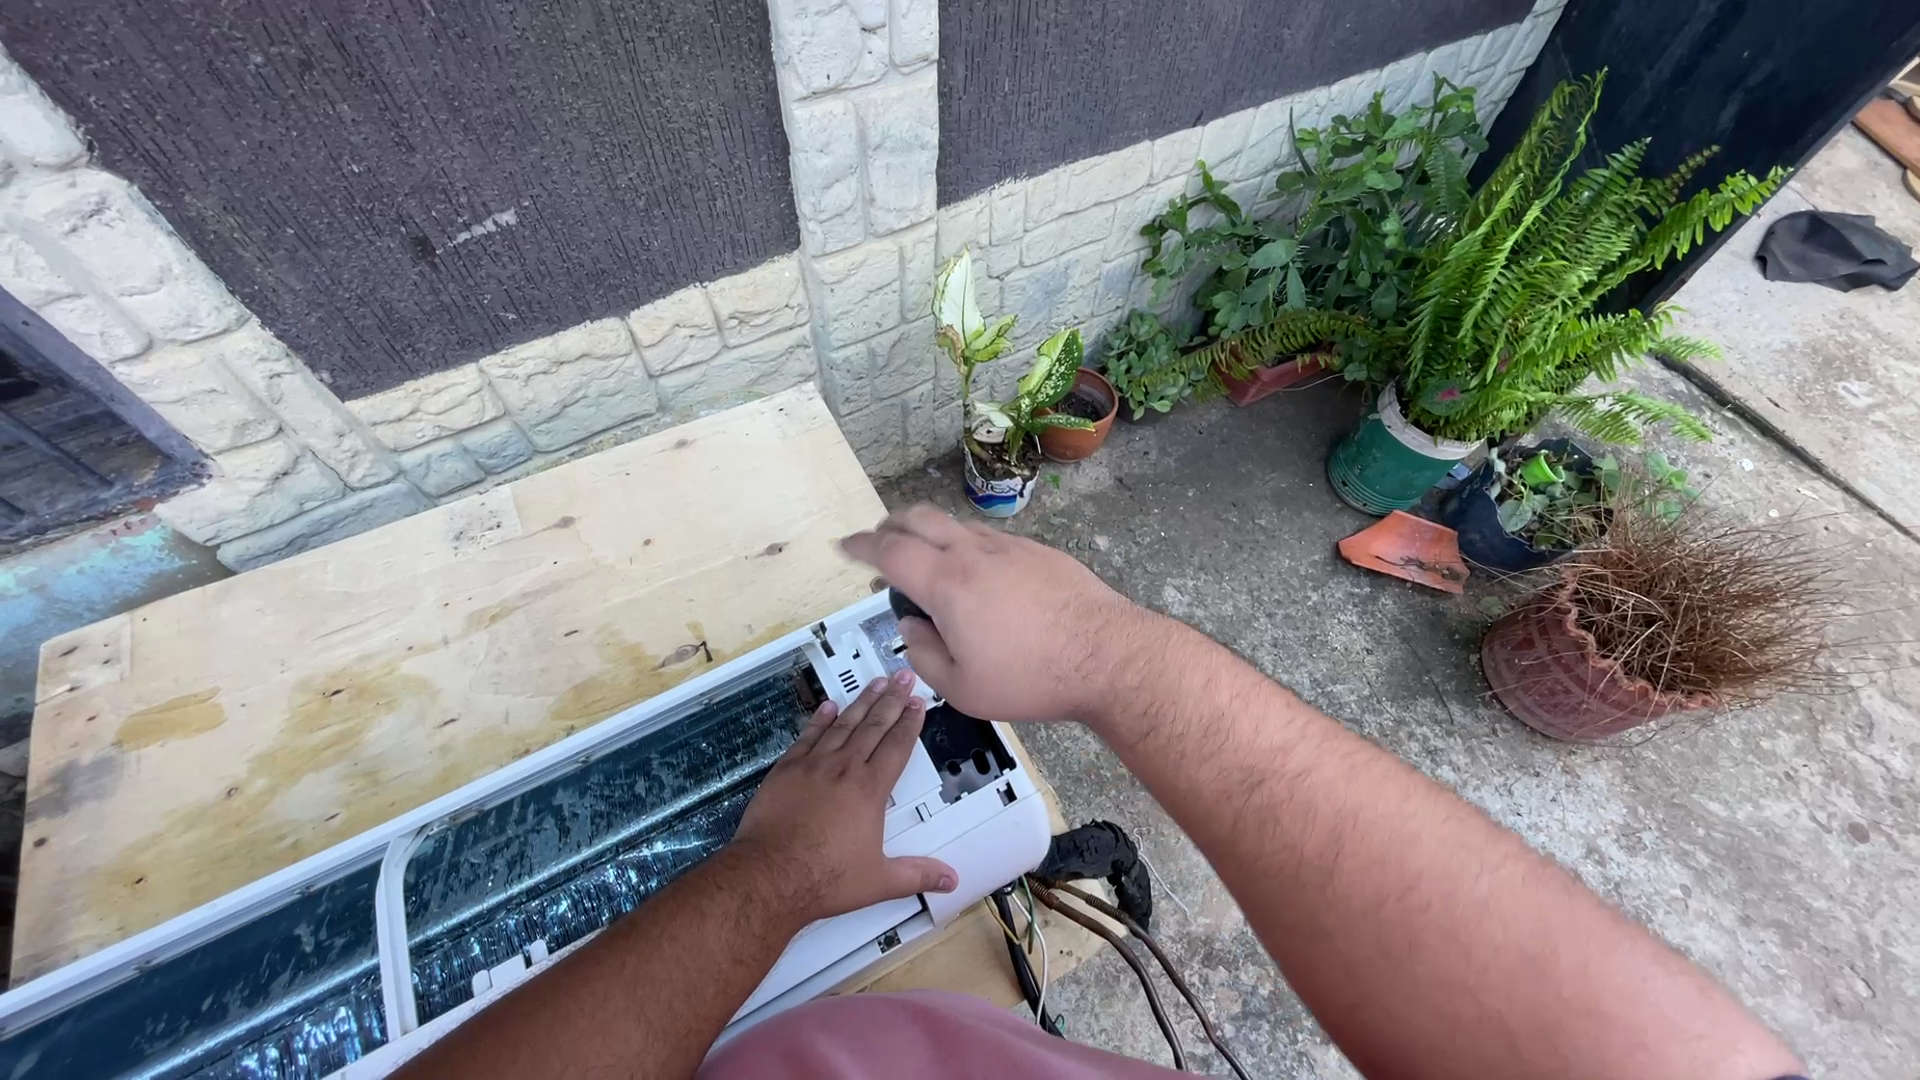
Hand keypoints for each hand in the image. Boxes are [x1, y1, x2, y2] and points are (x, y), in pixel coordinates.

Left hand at [729, 669, 956, 924]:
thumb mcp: (879, 880)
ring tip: (875, 683)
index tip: (917, 704)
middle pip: (874, 725)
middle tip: (903, 677)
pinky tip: (828, 707)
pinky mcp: (786, 770)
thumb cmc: (823, 877)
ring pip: (843, 724)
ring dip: (862, 702)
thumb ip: (916, 874)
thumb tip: (948, 879)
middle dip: (892, 699)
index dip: (910, 722)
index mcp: (870, 790)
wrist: (770, 875)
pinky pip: (808, 736)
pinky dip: (819, 720)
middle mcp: (844, 769)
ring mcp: (813, 765)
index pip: (897, 746)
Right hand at [840, 504, 1153, 723]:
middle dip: (889, 526)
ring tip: (927, 562)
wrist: (1107, 657)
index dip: (860, 546)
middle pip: (918, 517)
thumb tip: (912, 626)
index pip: (889, 551)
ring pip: (955, 524)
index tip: (844, 546)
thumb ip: (923, 654)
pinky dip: (965, 545)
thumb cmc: (1031, 678)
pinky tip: (976, 573)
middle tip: (878, 545)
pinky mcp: (1038, 551)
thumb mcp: (961, 688)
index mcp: (947, 583)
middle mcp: (974, 552)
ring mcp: (1009, 547)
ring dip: (929, 534)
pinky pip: (988, 537)